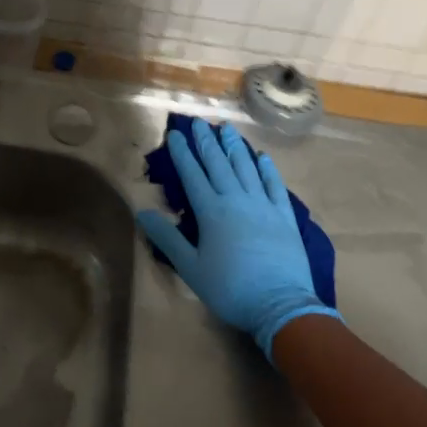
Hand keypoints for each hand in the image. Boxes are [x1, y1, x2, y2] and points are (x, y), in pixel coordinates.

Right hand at [138, 120, 339, 358]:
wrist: (281, 305)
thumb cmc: (230, 289)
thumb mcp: (191, 268)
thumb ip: (167, 238)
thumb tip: (141, 211)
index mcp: (211, 211)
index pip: (193, 174)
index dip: (182, 153)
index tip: (174, 133)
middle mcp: (236, 200)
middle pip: (219, 164)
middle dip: (206, 141)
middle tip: (199, 121)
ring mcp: (263, 205)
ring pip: (246, 168)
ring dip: (235, 146)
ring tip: (227, 128)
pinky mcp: (285, 216)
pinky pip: (275, 185)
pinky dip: (268, 169)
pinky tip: (263, 157)